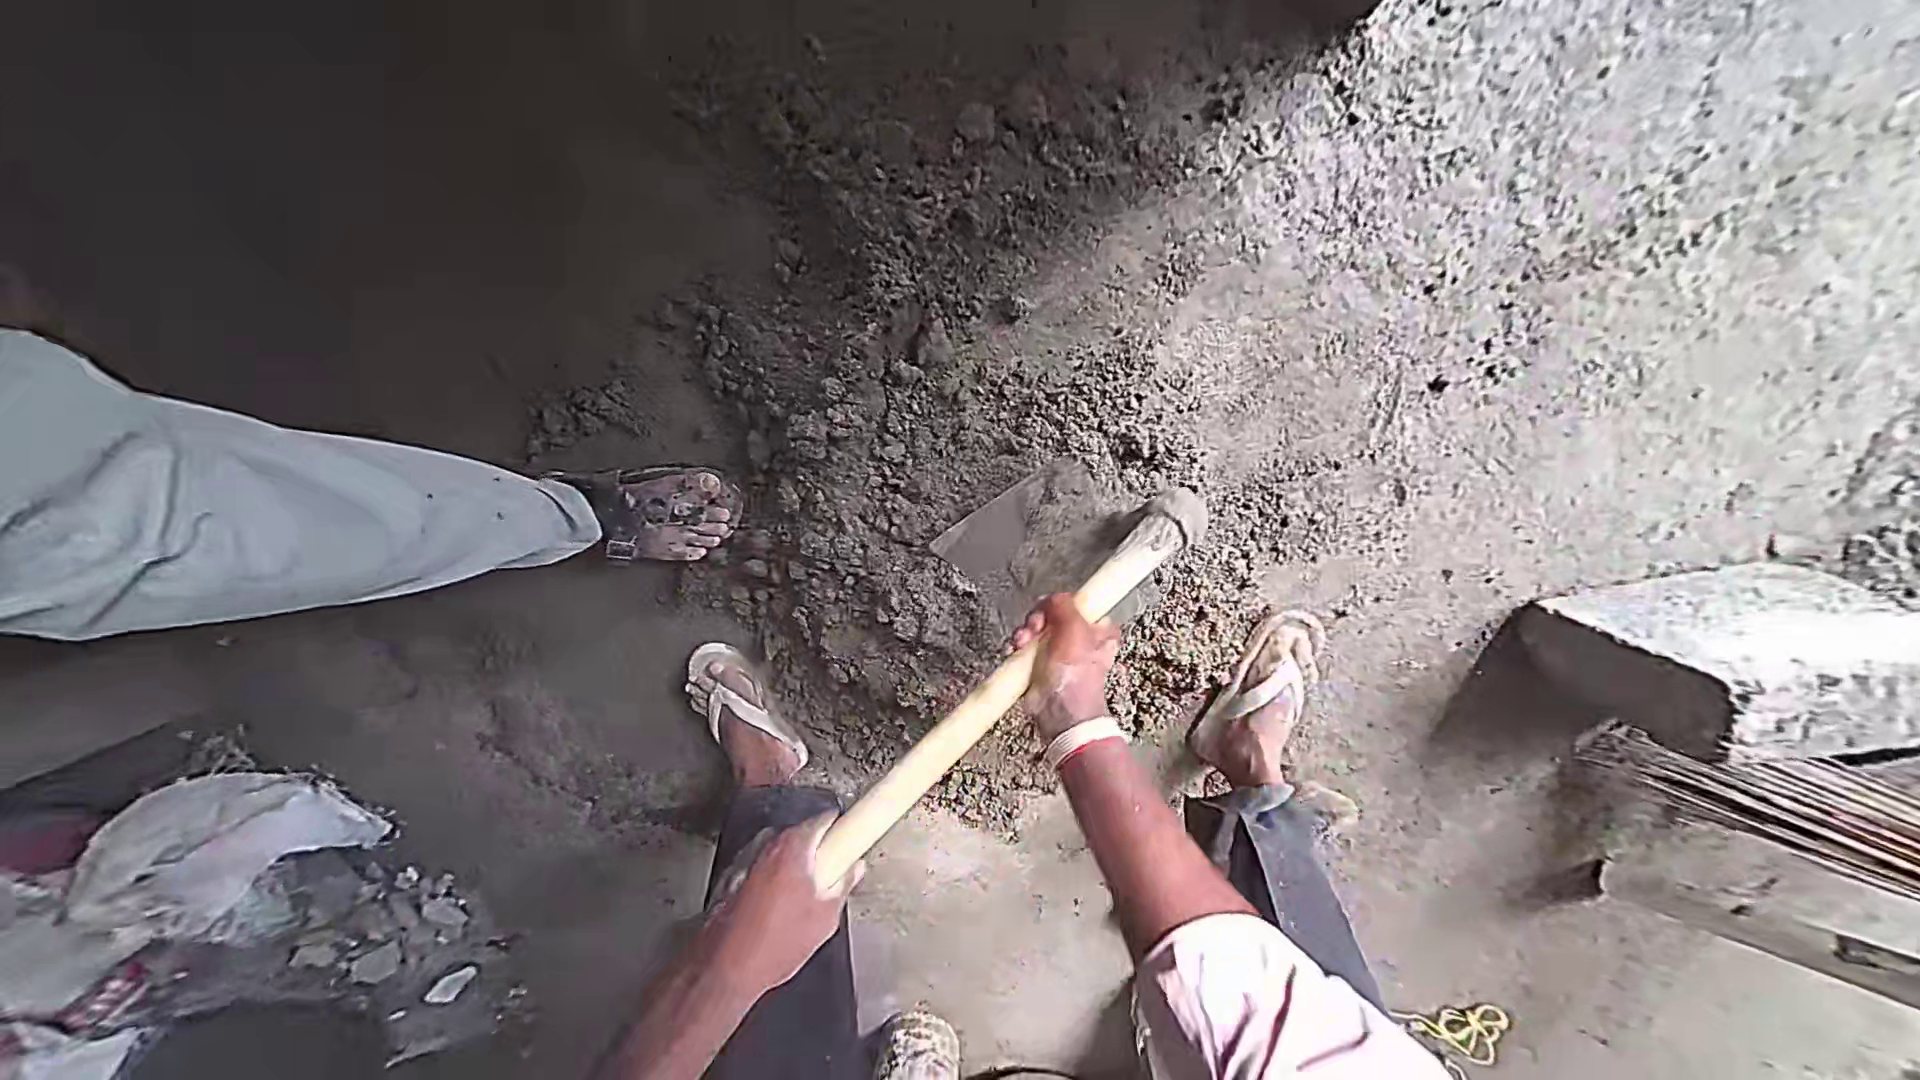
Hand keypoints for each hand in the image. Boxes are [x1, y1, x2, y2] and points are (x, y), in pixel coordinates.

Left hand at [705, 813, 863, 992]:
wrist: (724, 970)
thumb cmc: (775, 943)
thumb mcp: (824, 918)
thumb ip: (843, 885)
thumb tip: (855, 868)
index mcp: (794, 846)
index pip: (824, 818)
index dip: (840, 827)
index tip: (848, 837)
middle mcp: (768, 843)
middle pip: (801, 833)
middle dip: (816, 849)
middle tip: (827, 875)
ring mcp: (746, 858)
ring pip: (779, 851)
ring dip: (790, 863)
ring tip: (799, 896)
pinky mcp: (730, 877)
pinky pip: (759, 867)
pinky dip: (769, 877)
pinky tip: (774, 906)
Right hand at [1011, 593, 1120, 740]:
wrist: (1060, 710)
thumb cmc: (1076, 674)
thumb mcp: (1075, 629)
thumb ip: (1064, 605)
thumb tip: (1052, 597)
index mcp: (1097, 628)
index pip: (1075, 603)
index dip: (1059, 604)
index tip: (1050, 611)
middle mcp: (1079, 638)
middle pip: (1052, 614)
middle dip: (1038, 619)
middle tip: (1035, 627)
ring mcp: (1058, 651)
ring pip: (1036, 628)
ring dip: (1025, 632)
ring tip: (1022, 642)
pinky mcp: (1040, 663)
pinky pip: (1026, 644)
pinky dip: (1018, 645)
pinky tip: (1016, 648)